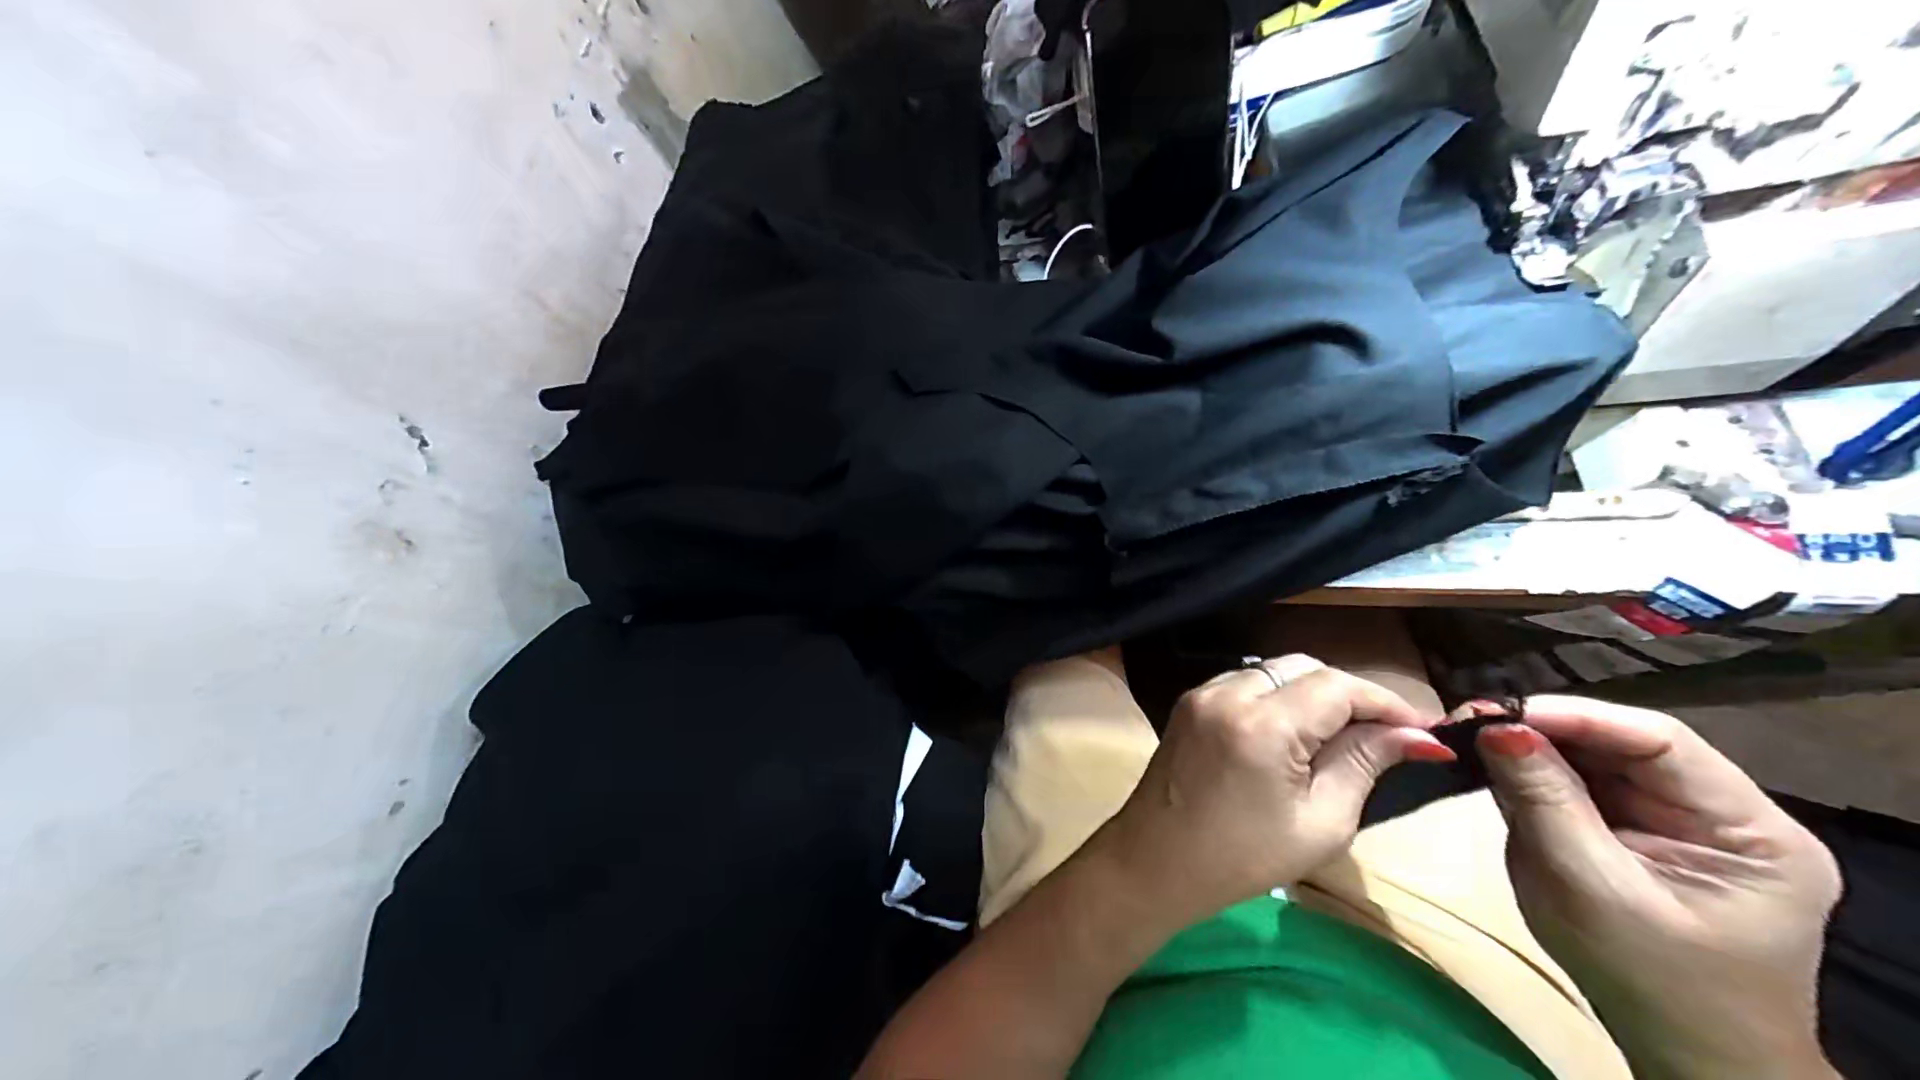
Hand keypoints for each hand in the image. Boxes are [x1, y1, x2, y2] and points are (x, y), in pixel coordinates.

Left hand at [1093, 655, 1453, 931]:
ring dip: (1313, 693)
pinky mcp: (1189, 701)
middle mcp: (1227, 693)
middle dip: (1351, 695)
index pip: (1337, 686)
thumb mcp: (1321, 822)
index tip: (1424, 731)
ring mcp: (1202, 693)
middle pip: (1305, 668)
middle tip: (1385, 735)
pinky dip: (1278, 696)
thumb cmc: (1242, 858)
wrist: (1154, 862)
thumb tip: (1418, 737)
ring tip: (1343, 735)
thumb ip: (1364, 763)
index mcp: (1261, 723)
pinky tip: (1294, 732)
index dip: (1387, 703)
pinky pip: (1246, 682)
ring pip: (1274, 671)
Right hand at [1472, 697, 1842, 1079]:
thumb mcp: (1588, 887)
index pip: (1660, 741)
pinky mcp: (1638, 827)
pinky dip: (1533, 771)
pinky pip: (1582, 782)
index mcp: (1751, 830)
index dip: (1576, 716)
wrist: (1680, 1052)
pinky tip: (1494, 764)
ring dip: (1532, 747)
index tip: (1497, 711)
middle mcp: (1722, 811)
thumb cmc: (1648, 979)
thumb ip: (1544, 800)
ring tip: (1470, 735)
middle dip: (1543, 729)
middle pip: (1624, 744)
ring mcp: (1679, 819)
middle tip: (1467, 720)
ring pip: (1597, 758)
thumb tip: (1496, 726)